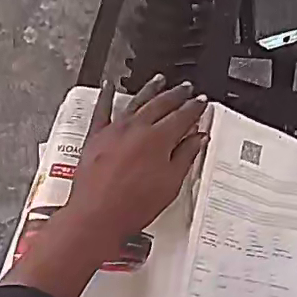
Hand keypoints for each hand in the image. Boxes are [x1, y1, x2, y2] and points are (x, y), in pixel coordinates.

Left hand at [68, 76, 208, 250]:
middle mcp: (137, 128)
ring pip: (136, 102)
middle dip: (177, 95)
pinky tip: (108, 85)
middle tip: (187, 89)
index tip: (201, 102)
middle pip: (162, 104)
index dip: (195, 108)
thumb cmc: (131, 206)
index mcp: (159, 139)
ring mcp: (114, 130)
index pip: (183, 116)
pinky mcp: (95, 137)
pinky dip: (105, 95)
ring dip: (150, 89)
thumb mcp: (169, 184)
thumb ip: (185, 156)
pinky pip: (101, 109)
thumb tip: (197, 139)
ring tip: (160, 80)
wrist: (96, 216)